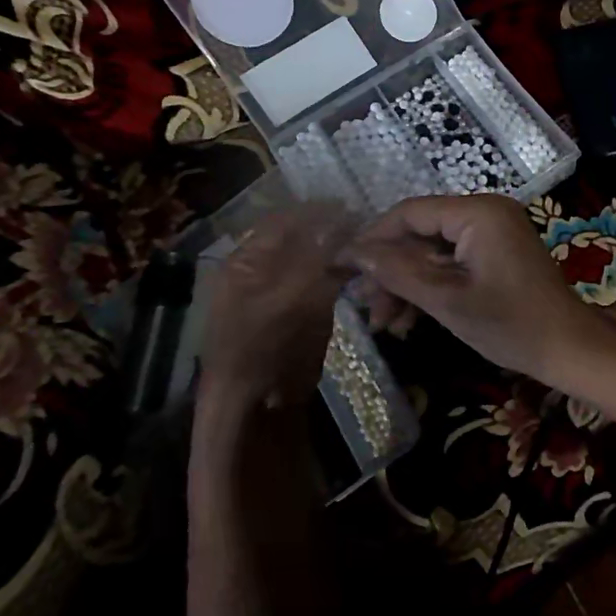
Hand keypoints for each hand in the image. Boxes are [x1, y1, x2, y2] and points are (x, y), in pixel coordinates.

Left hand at [198, 205, 356, 429]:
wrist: (254, 408)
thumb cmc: (259, 348)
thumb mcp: (287, 299)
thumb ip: (315, 260)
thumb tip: (342, 222)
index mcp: (245, 260)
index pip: (282, 221)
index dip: (315, 212)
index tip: (351, 208)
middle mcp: (261, 270)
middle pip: (301, 239)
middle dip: (332, 232)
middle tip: (367, 229)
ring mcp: (281, 293)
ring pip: (315, 261)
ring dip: (340, 254)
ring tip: (370, 250)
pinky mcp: (300, 314)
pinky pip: (323, 285)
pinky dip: (342, 277)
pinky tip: (363, 274)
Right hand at [350, 194, 605, 381]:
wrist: (569, 351)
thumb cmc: (511, 325)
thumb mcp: (447, 301)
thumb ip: (398, 272)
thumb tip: (354, 253)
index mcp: (477, 213)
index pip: (410, 213)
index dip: (372, 239)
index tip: (342, 266)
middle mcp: (484, 213)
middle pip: (419, 234)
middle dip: (390, 272)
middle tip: (364, 305)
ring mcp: (491, 235)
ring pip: (432, 253)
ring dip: (406, 286)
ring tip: (383, 322)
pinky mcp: (494, 256)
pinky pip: (451, 264)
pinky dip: (429, 289)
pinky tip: (407, 320)